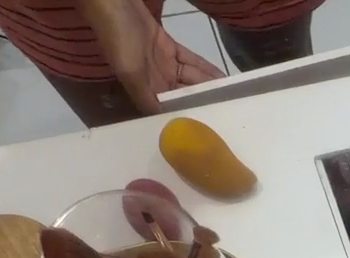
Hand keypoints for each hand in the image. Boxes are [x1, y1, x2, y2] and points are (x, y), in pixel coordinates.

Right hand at [84, 0, 224, 114]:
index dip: (190, 118)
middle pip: (185, 96)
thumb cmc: (117, 36)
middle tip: (230, 113)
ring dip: (210, 86)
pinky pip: (191, 62)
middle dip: (205, 103)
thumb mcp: (129, 72)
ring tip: (232, 97)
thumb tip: (163, 124)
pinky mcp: (168, 47)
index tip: (211, 130)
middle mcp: (156, 80)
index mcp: (146, 89)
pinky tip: (221, 77)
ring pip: (191, 80)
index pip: (172, 110)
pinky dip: (205, 68)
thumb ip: (145, 98)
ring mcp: (163, 63)